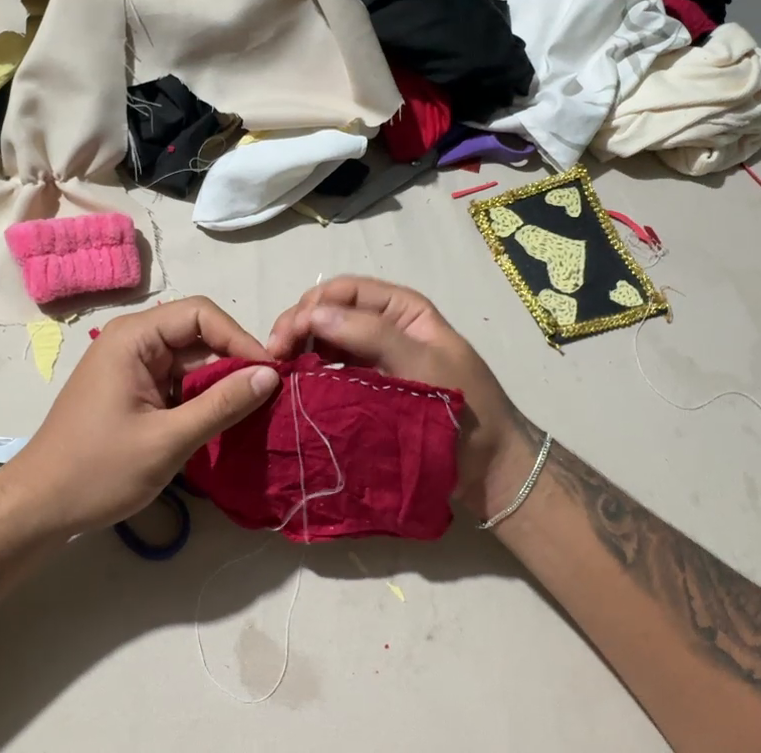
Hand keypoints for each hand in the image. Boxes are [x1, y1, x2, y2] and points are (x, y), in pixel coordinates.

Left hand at [0, 298, 277, 540]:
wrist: (41, 505)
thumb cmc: (98, 470)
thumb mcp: (168, 440)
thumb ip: (222, 404)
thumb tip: (271, 374)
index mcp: (133, 338)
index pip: (201, 313)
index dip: (240, 338)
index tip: (272, 373)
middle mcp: (132, 341)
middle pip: (197, 332)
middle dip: (235, 358)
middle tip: (271, 391)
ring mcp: (131, 366)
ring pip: (191, 358)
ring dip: (222, 379)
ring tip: (257, 406)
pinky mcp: (133, 390)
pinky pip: (177, 380)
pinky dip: (203, 395)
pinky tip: (226, 417)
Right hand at [266, 277, 537, 524]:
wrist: (489, 468)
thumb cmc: (462, 405)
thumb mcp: (421, 363)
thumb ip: (370, 334)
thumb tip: (312, 313)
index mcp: (401, 309)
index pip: (343, 291)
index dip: (309, 307)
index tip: (284, 338)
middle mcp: (383, 326)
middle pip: (327, 313)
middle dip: (296, 327)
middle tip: (271, 357)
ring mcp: (372, 359)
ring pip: (323, 341)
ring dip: (297, 350)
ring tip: (277, 372)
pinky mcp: (364, 390)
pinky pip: (328, 370)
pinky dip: (307, 373)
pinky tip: (293, 386)